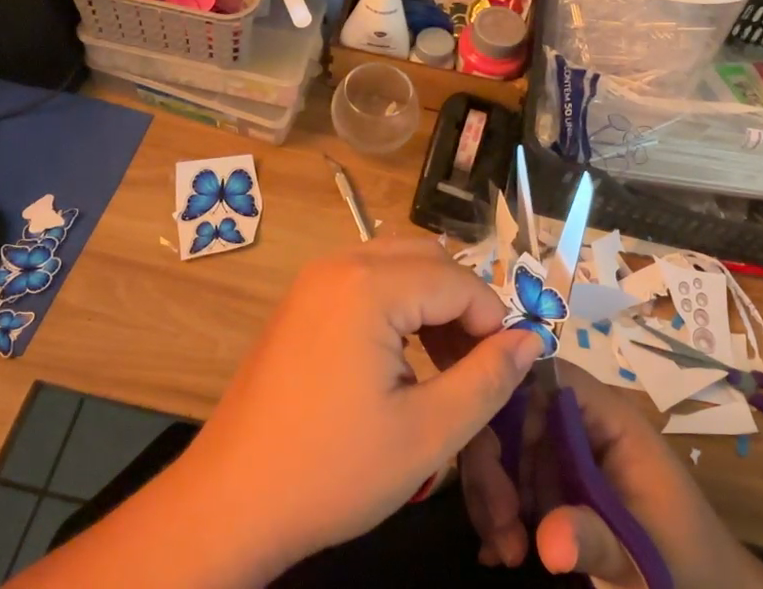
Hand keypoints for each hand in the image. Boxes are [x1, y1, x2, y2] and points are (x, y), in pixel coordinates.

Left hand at [171, 238, 545, 577]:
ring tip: (445, 368)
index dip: (495, 322)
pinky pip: (364, 284)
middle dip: (463, 306)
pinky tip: (402, 362)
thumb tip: (531, 339)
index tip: (507, 373)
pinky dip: (396, 309)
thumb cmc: (332, 471)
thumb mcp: (428, 432)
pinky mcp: (299, 305)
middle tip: (475, 368)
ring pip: (396, 267)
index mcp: (367, 286)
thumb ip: (487, 379)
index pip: (458, 280)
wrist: (231, 502)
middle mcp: (337, 265)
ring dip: (431, 305)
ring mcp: (312, 283)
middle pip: (427, 260)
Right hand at [460, 361, 762, 588]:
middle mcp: (585, 425)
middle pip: (515, 413)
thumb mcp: (642, 559)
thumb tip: (546, 541)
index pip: (544, 376)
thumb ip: (595, 542)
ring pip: (508, 449)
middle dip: (494, 468)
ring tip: (505, 554)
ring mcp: (571, 453)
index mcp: (612, 420)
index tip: (483, 458)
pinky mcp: (562, 483)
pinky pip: (516, 479)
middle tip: (497, 533)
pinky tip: (500, 552)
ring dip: (494, 498)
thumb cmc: (689, 568)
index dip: (504, 399)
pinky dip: (502, 513)